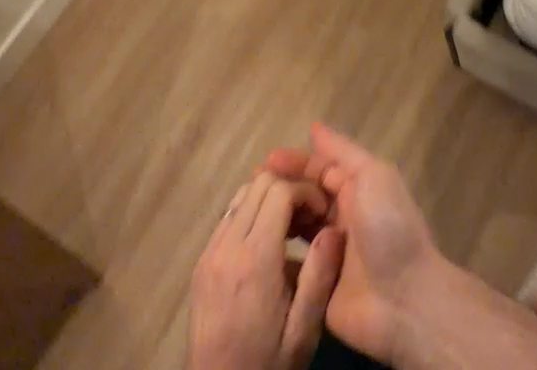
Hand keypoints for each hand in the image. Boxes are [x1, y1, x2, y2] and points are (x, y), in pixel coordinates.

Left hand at [189, 173, 344, 369]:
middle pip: (258, 184)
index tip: (323, 212)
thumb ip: (320, 276)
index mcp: (254, 260)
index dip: (306, 192)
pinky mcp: (201, 264)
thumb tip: (335, 229)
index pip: (278, 191)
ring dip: (268, 200)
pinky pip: (227, 218)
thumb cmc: (268, 363)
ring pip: (240, 196)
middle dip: (289, 189)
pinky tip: (268, 244)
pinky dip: (251, 216)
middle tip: (310, 216)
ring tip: (291, 228)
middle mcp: (226, 247)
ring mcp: (208, 254)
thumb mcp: (304, 329)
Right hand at [264, 124, 449, 364]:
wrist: (404, 298)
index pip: (318, 170)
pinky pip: (290, 268)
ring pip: (294, 231)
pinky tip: (248, 252)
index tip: (262, 164)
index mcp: (355, 192)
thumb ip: (343, 153)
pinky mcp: (315, 288)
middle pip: (303, 199)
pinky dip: (272, 259)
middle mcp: (340, 220)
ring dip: (273, 222)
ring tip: (244, 216)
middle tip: (248, 190)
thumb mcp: (373, 176)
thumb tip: (315, 127)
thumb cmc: (389, 228)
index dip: (292, 164)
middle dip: (278, 191)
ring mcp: (327, 255)